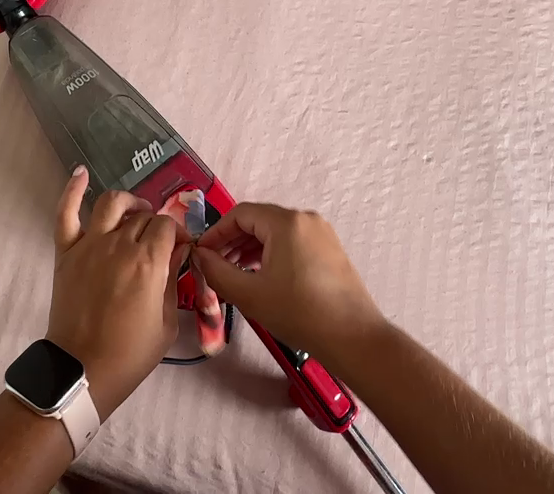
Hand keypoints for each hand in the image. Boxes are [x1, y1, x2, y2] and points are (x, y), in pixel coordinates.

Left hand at [47, 166, 187, 416]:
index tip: (180, 248)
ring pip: (111, 203)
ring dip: (128, 202)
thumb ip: (172, 280)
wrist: (82, 371)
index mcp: (147, 262)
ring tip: (136, 211)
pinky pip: (66, 213)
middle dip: (156, 224)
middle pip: (143, 216)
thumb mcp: (167, 322)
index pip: (167, 226)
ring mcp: (89, 244)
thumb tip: (177, 252)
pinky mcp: (67, 252)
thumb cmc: (130, 354)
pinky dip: (72, 190)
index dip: (177, 233)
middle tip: (159, 241)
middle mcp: (119, 244)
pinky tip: (81, 173)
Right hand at [192, 203, 388, 367]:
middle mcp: (305, 219)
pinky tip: (263, 278)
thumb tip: (199, 256)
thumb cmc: (299, 312)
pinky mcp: (331, 250)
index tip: (201, 254)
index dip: (216, 232)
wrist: (354, 339)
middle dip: (233, 242)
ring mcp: (322, 233)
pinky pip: (293, 243)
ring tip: (235, 274)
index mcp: (286, 221)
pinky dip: (272, 255)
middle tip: (215, 266)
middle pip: (259, 221)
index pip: (240, 214)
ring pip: (276, 233)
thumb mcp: (250, 294)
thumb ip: (217, 271)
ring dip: (251, 249)